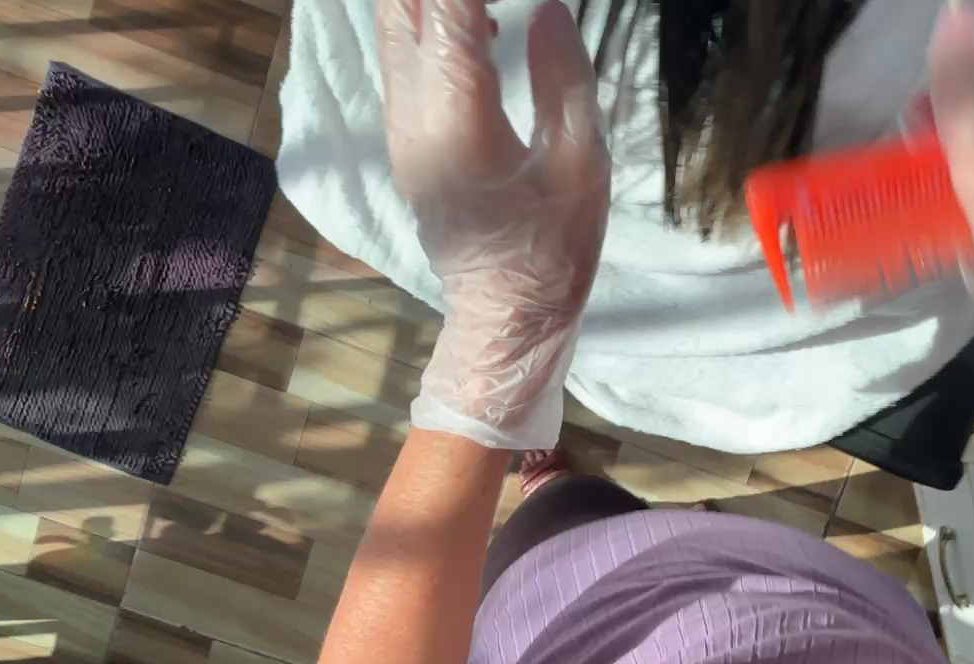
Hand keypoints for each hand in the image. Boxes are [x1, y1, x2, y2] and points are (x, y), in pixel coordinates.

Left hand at [376, 0, 609, 448]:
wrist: (507, 321)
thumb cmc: (551, 256)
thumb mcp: (579, 169)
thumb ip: (564, 81)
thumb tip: (547, 10)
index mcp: (455, 119)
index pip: (447, 6)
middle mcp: (410, 115)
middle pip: (401, 4)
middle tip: (505, 4)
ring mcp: (399, 130)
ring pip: (394, 24)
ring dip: (439, 4)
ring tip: (497, 9)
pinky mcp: (405, 144)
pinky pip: (403, 57)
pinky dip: (433, 25)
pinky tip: (481, 30)